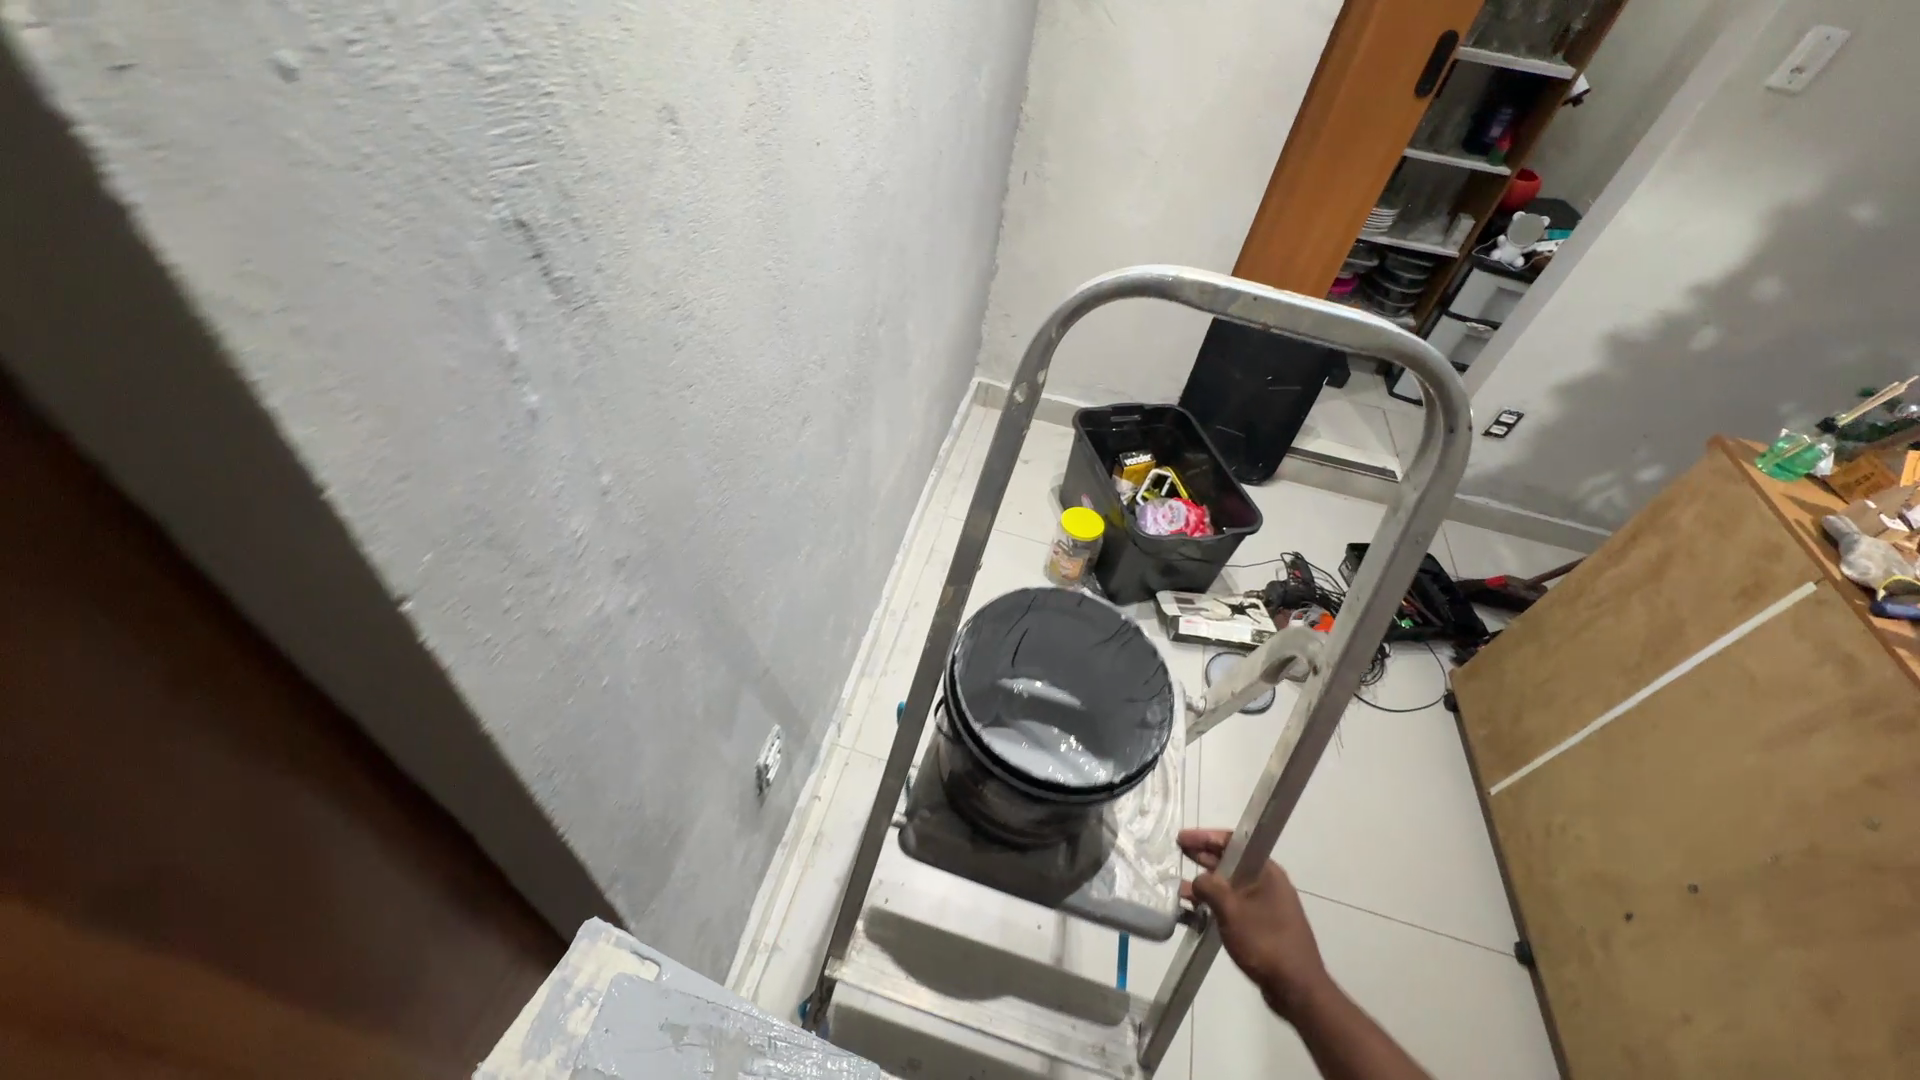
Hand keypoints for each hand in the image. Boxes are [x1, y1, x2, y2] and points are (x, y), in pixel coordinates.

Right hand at [1179, 828, 1329, 1018]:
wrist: (1296, 988)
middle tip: (1178, 853)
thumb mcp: (1231, 910)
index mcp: (1266, 872)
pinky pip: (1234, 905)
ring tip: (1180, 886)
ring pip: (1231, 886)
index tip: (1182, 838)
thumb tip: (1197, 881)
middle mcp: (1268, 883)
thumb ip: (1210, 888)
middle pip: (1232, 862)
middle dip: (1204, 857)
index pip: (1234, 842)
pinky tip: (1195, 912)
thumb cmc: (1265, 942)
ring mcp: (1266, 905)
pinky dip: (1215, 904)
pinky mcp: (1262, 925)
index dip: (1205, 837)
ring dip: (1207, 884)